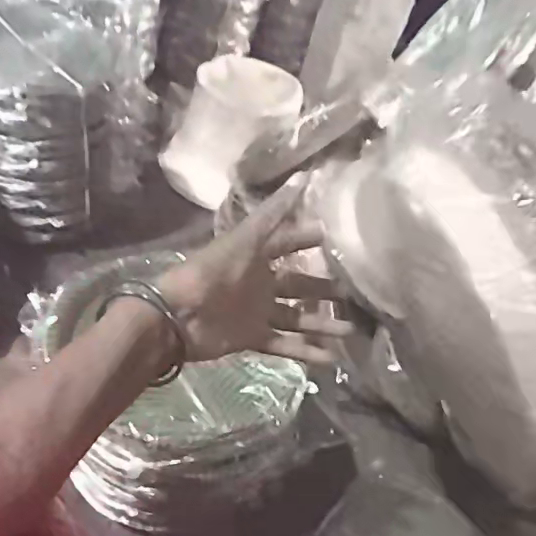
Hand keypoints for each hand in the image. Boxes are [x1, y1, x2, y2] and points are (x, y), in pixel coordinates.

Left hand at [156, 176, 352, 363]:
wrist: (179, 316)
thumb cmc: (212, 272)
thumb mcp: (246, 239)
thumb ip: (274, 213)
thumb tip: (304, 177)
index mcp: (256, 256)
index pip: (289, 243)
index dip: (309, 239)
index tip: (338, 239)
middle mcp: (260, 284)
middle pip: (300, 286)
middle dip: (326, 290)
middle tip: (356, 295)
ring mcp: (258, 313)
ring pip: (298, 318)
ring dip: (323, 324)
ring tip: (351, 331)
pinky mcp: (253, 338)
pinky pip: (285, 345)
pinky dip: (306, 352)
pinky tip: (330, 358)